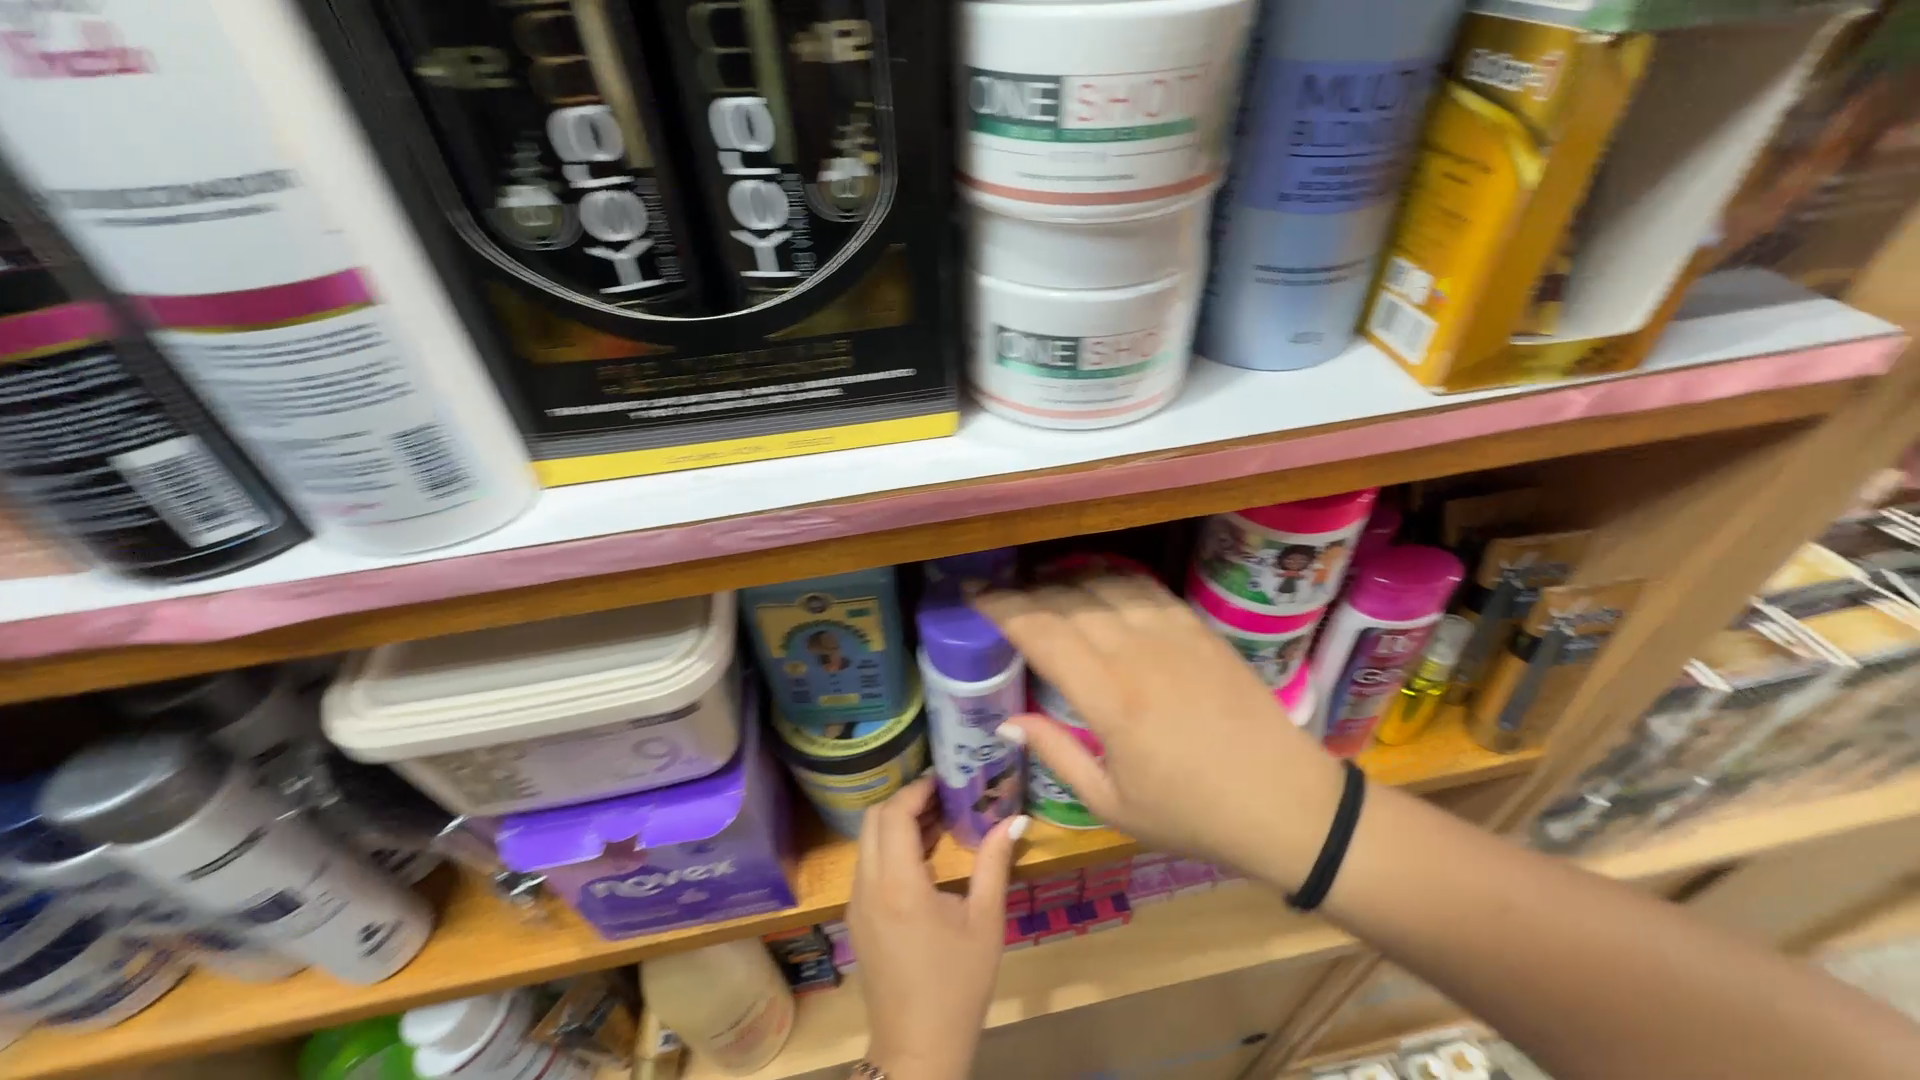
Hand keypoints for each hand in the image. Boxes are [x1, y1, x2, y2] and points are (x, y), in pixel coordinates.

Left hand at [850, 777, 1027, 1079]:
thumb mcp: (985, 923)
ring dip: (897, 823)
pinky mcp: (857, 918)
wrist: (917, 1046)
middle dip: (906, 800)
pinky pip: (867, 865)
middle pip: (874, 820)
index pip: (895, 814)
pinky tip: (925, 856)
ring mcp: (856, 903)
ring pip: (867, 841)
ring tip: (941, 820)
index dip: (918, 789)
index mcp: (898, 885)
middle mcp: (867, 886)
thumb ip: (994, 864)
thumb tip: (1013, 819)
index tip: (947, 778)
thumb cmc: (957, 985)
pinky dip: (890, 848)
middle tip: (945, 795)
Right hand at [973, 576, 1346, 891]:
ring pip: (1105, 585)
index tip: (973, 598)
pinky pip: (1146, 588)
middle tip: (998, 596)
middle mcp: (1138, 653)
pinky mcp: (1200, 629)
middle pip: (1067, 600)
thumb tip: (1008, 721)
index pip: (1041, 632)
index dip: (1001, 608)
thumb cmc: (1192, 815)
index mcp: (1111, 699)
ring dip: (1066, 580)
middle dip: (1025, 592)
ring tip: (1040, 587)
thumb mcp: (1112, 805)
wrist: (1285, 803)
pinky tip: (1097, 585)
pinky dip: (1112, 579)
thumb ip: (1057, 755)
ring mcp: (1174, 635)